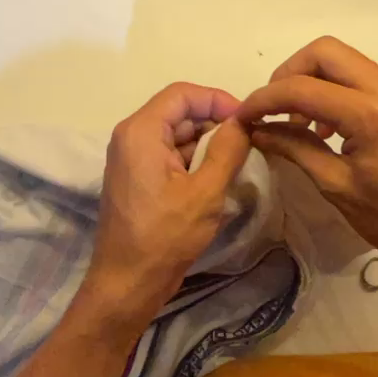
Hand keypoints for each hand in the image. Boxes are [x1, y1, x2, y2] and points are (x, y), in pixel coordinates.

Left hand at [80, 83, 252, 326]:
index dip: (218, 99)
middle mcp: (130, 138)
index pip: (183, 94)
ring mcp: (132, 160)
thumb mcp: (205, 192)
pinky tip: (216, 181)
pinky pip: (169, 157)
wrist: (129, 283)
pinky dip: (194, 162)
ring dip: (207, 145)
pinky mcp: (138, 181)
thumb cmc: (165, 237)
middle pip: (179, 113)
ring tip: (238, 164)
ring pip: (176, 136)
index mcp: (140, 132)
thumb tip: (243, 122)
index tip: (248, 119)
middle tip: (249, 143)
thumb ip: (227, 150)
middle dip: (215, 123)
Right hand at [236, 36, 377, 271]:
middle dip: (288, 74)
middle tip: (271, 109)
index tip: (243, 116)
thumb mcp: (334, 184)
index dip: (265, 99)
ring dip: (309, 80)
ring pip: (340, 58)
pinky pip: (356, 75)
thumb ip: (293, 148)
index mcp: (370, 116)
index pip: (303, 88)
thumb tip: (256, 130)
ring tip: (294, 121)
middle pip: (324, 52)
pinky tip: (320, 125)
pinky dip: (330, 87)